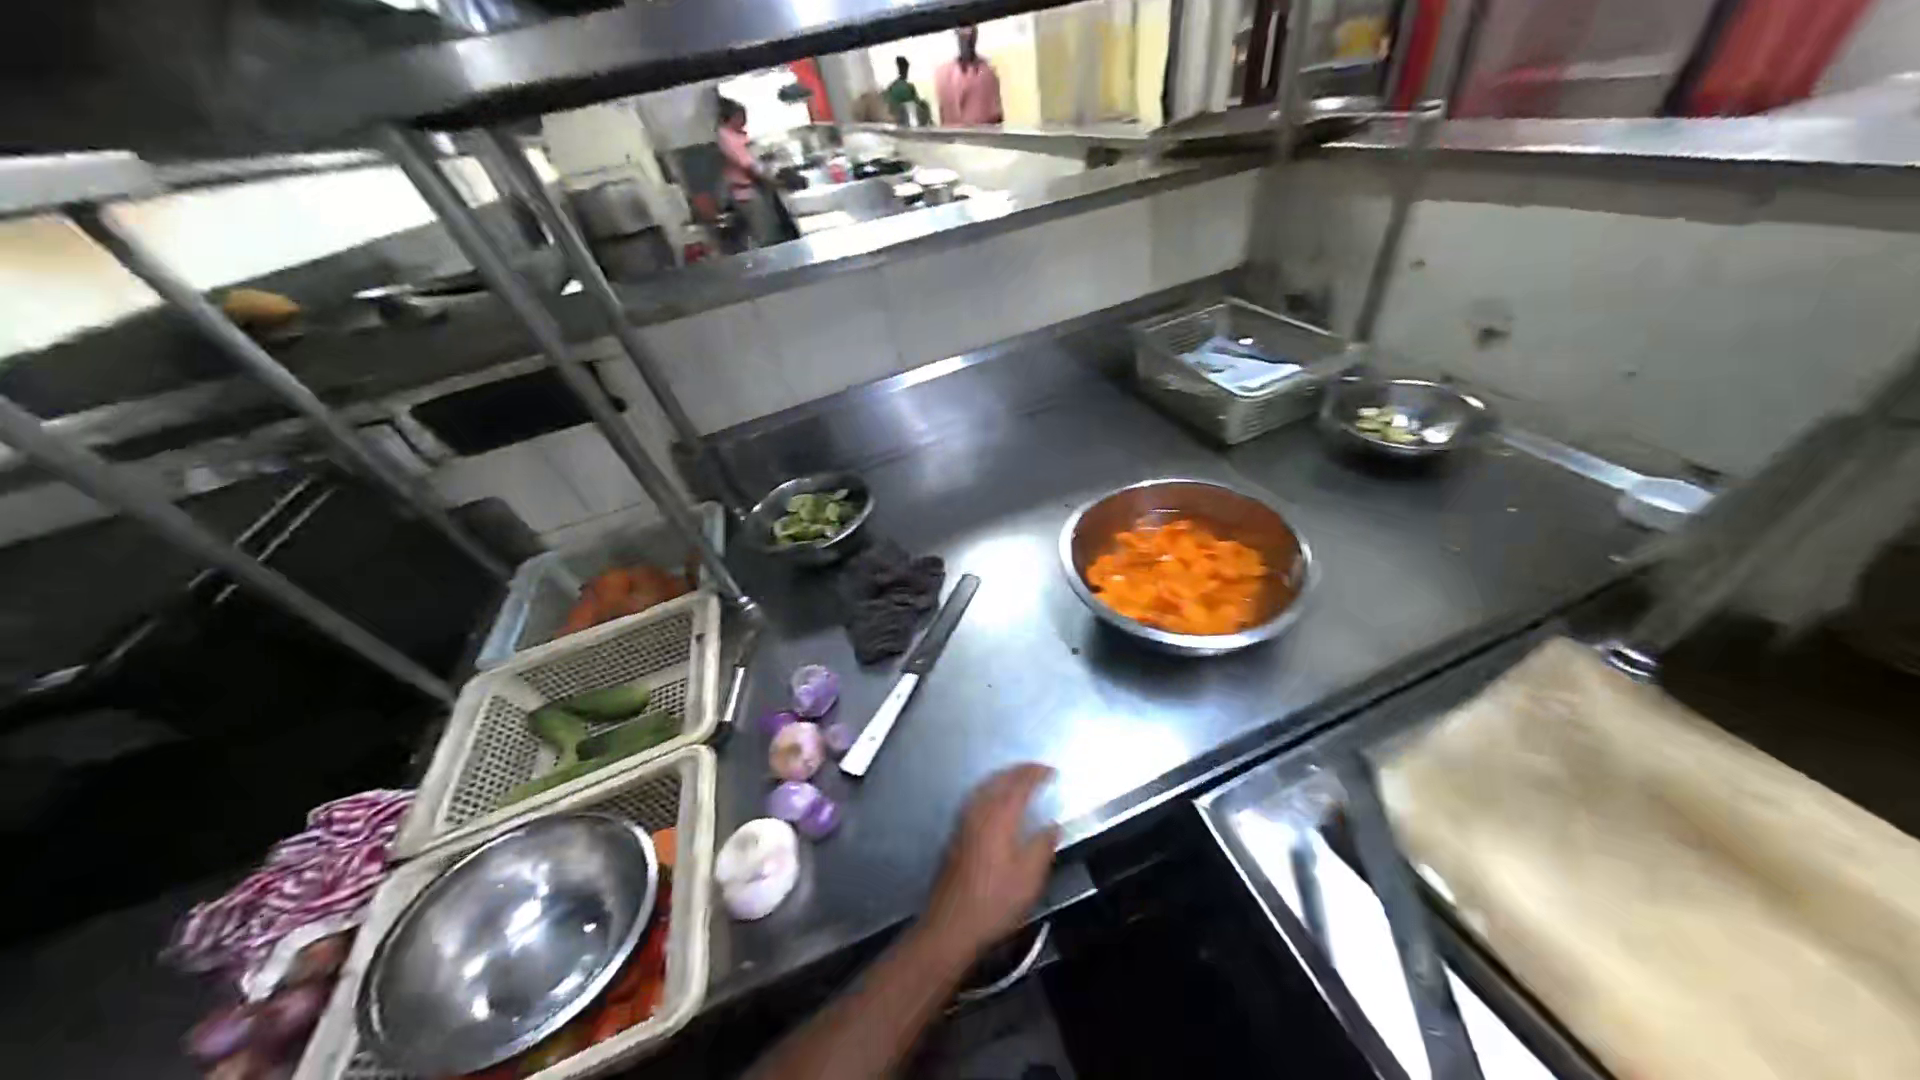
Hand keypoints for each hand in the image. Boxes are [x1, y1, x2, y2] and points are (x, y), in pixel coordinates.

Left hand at [921, 764, 1059, 957]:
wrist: (952, 923)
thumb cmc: (995, 901)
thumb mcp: (1030, 877)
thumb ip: (1043, 845)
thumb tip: (1052, 825)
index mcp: (999, 816)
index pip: (1020, 784)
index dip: (1036, 774)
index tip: (1053, 771)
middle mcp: (979, 811)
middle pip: (999, 779)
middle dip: (1019, 771)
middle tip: (1038, 770)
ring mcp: (964, 820)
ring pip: (985, 786)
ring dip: (1003, 778)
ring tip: (1019, 779)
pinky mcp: (956, 833)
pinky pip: (976, 797)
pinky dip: (991, 789)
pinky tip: (996, 801)